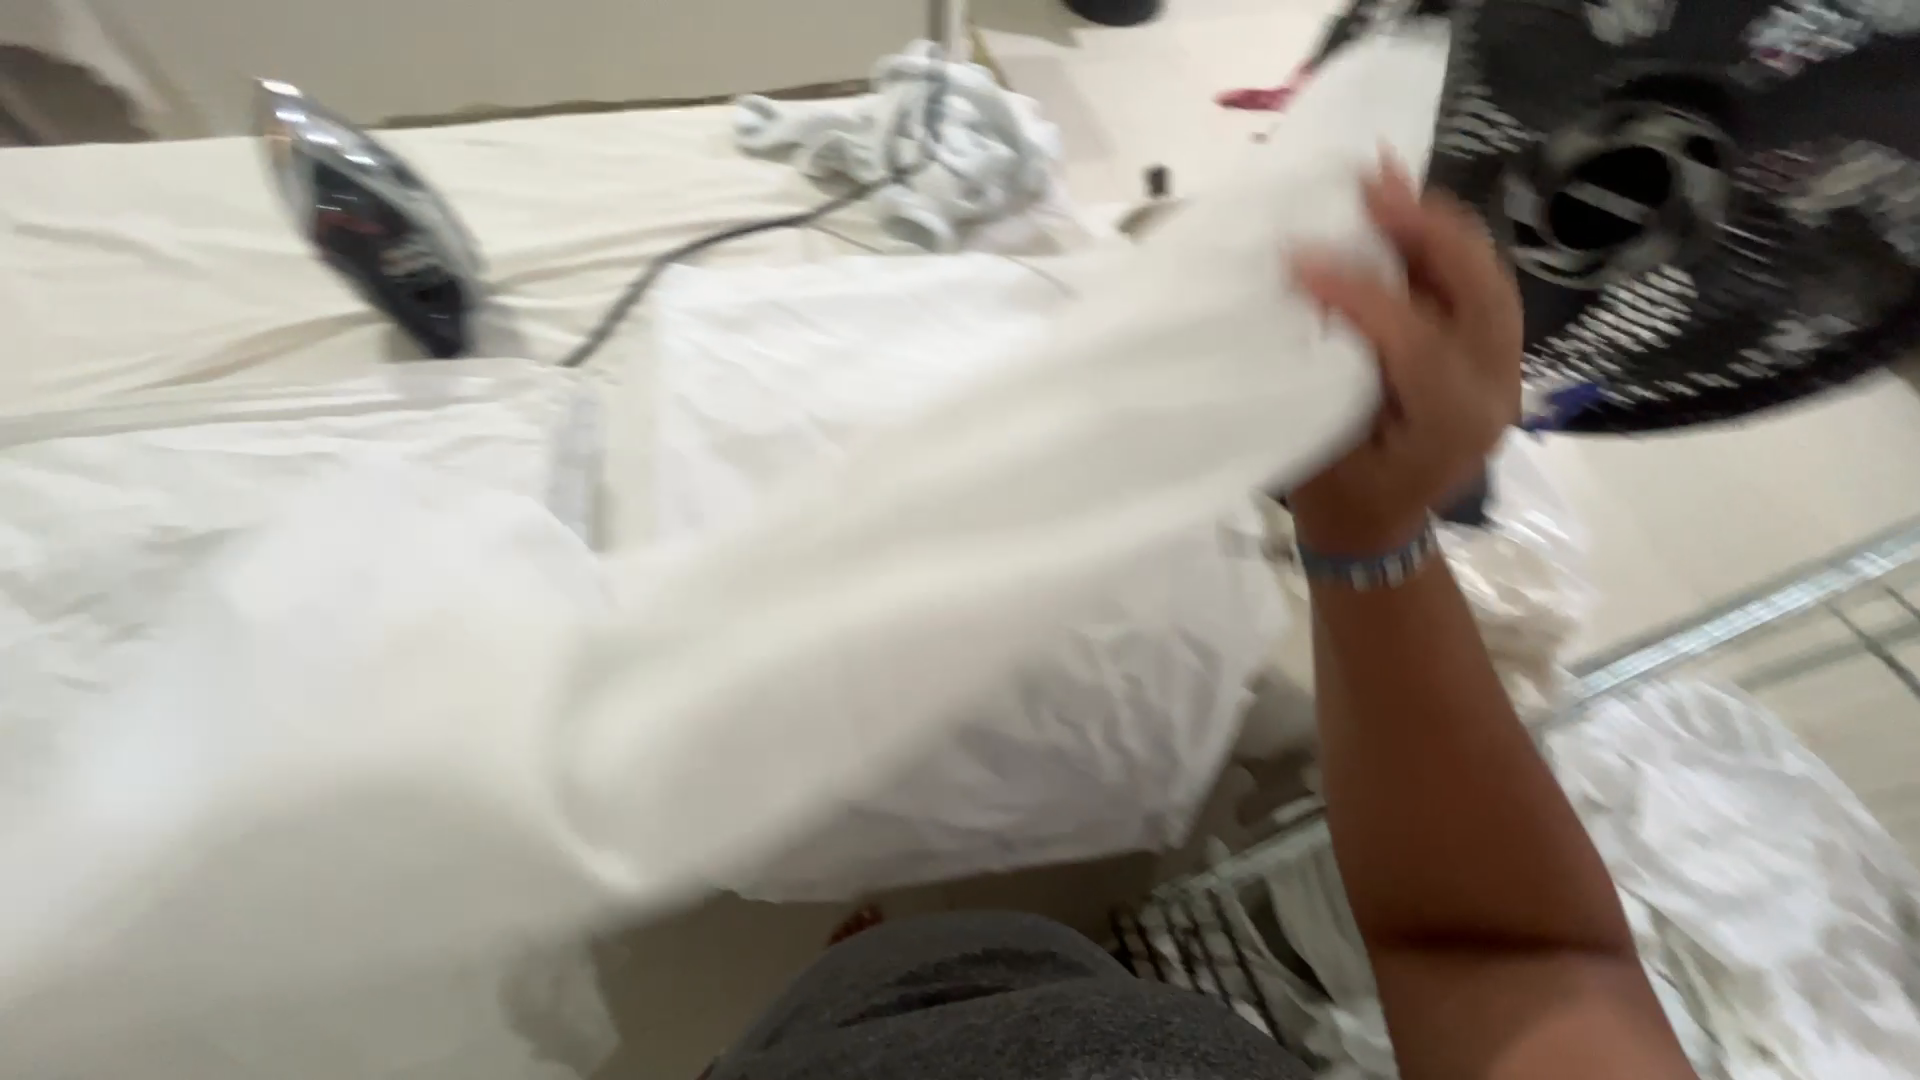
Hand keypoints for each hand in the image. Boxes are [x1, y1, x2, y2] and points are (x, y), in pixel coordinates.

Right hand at [1288, 158, 1522, 553]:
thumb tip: (1310, 302)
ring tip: (1389, 188)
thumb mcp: (1320, 451)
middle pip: (1479, 291)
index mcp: (1449, 426)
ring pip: (1488, 281)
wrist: (1378, 533)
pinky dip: (1443, 252)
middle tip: (1373, 184)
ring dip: (1438, 230)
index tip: (1301, 258)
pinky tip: (1406, 223)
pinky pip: (1477, 292)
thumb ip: (1325, 379)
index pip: (1414, 340)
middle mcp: (1494, 391)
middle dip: (1425, 230)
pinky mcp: (1492, 360)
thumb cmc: (1340, 503)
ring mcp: (1503, 372)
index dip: (1360, 292)